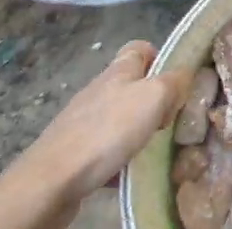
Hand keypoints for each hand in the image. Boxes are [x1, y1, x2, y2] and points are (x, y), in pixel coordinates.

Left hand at [0, 42, 193, 228]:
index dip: (159, 56)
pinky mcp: (70, 153)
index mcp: (117, 72)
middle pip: (131, 86)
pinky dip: (117, 157)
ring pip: (118, 118)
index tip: (174, 77)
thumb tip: (183, 78)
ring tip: (149, 146)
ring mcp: (80, 123)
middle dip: (153, 100)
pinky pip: (102, 148)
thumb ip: (176, 81)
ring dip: (136, 130)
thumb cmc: (107, 131)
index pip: (139, 48)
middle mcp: (97, 92)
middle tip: (168, 118)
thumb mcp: (156, 96)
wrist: (48, 184)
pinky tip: (124, 171)